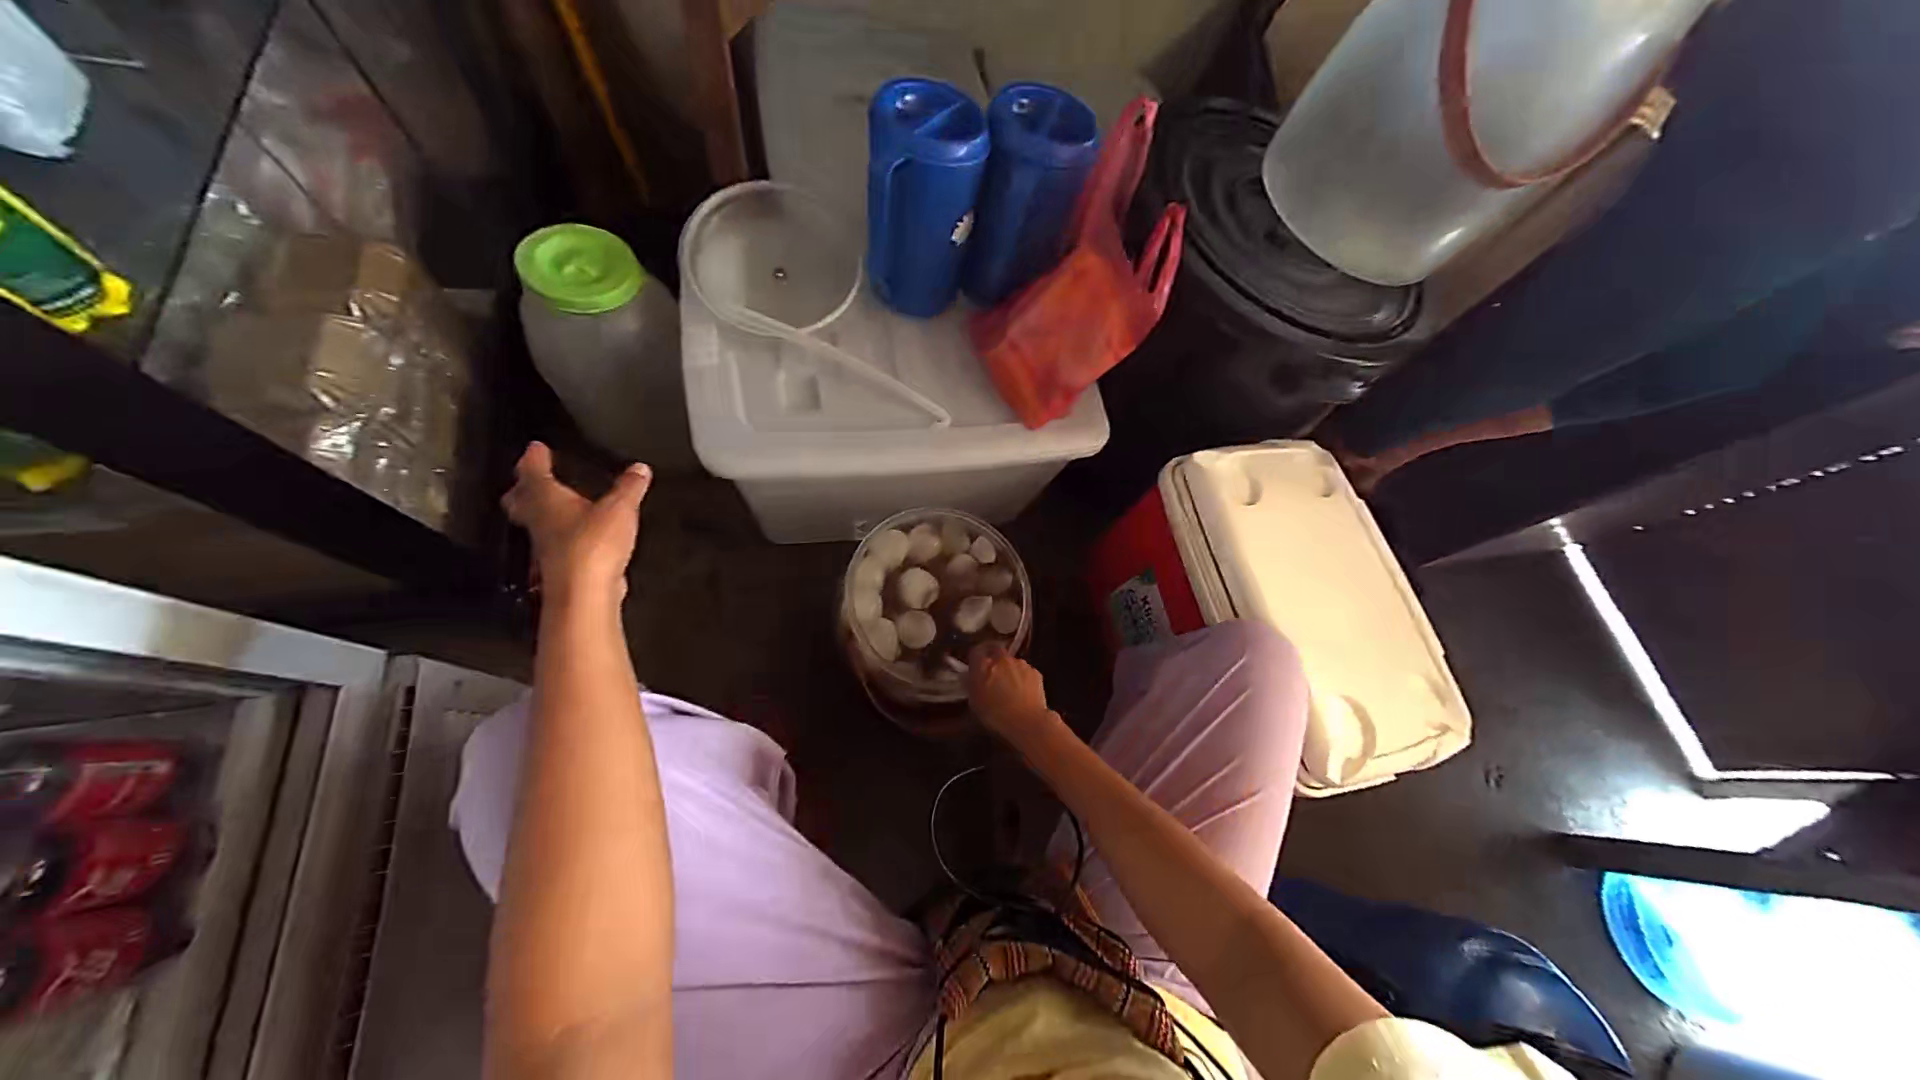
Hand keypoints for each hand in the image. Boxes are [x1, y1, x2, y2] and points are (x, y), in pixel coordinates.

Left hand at [501, 441, 650, 602]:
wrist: (584, 593)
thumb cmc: (594, 544)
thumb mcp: (620, 508)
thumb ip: (629, 488)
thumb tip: (640, 469)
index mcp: (546, 499)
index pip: (533, 472)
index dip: (534, 458)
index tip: (535, 448)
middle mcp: (539, 521)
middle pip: (521, 500)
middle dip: (524, 488)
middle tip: (528, 479)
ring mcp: (546, 547)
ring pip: (535, 523)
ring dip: (539, 513)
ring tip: (552, 506)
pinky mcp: (559, 567)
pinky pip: (554, 544)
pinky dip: (561, 536)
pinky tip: (575, 537)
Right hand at [967, 642, 1060, 743]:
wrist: (1027, 721)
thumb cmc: (995, 715)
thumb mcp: (975, 703)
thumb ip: (970, 685)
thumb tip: (968, 676)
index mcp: (983, 665)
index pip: (975, 652)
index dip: (975, 658)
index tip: (975, 666)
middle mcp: (1001, 659)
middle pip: (995, 651)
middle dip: (993, 659)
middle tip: (993, 674)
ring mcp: (1020, 663)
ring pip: (1011, 661)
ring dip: (1009, 669)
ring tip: (1010, 686)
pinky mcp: (1035, 671)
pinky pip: (1025, 670)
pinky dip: (1022, 677)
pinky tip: (1023, 691)